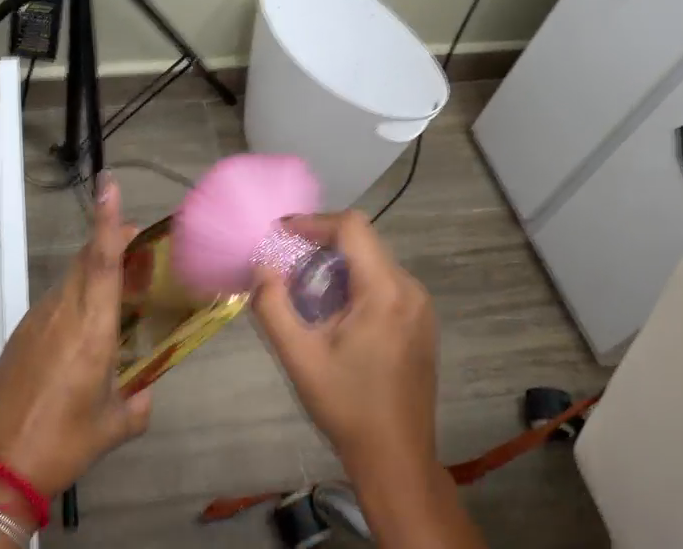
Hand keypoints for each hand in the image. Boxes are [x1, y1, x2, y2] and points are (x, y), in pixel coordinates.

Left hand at [0, 179, 150, 496]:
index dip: (107, 220)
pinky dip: (77, 298)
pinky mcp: (20, 333)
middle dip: (111, 241)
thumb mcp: (114, 426)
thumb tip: (145, 389)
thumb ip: (139, 401)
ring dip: (96, 272)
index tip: (108, 185)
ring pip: (71, 279)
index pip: (102, 261)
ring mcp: (36, 319)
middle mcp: (62, 312)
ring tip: (121, 291)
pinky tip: (86, 329)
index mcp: (91, 328)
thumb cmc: (64, 442)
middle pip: (87, 260)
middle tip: (140, 247)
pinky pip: (55, 301)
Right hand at [251, 211, 438, 479]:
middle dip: (321, 244)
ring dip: (337, 264)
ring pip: (373, 261)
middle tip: (285, 264)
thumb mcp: (298, 356)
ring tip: (304, 289)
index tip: (280, 235)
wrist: (396, 459)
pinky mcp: (422, 322)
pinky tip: (333, 312)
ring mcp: (421, 306)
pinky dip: (355, 282)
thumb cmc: (346, 406)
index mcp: (385, 292)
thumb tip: (260, 262)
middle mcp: (411, 289)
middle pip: (363, 241)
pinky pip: (385, 282)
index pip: (351, 227)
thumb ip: (272, 303)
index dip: (313, 222)